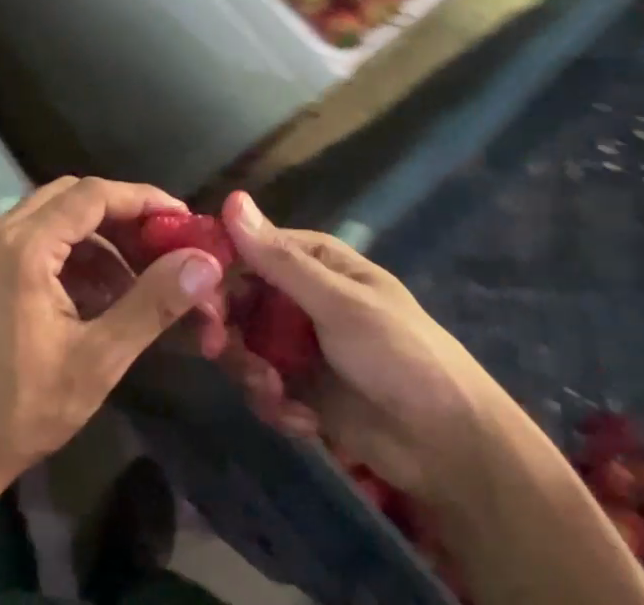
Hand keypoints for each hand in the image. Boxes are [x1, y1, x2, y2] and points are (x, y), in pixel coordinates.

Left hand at [0, 177, 225, 497]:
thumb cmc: (24, 406)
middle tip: (165, 248)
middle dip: (122, 218)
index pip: (92, 194)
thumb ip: (152, 303)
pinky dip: (69, 256)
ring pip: (51, 218)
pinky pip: (32, 241)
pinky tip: (98, 295)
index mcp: (22, 247)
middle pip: (70, 198)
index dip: (143, 199)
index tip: (184, 220)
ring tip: (137, 283)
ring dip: (96, 240)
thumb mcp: (98, 358)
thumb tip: (206, 262)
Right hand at [221, 192, 514, 503]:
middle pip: (235, 301)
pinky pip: (261, 388)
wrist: (449, 445)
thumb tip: (230, 198)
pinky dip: (274, 405)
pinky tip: (303, 420)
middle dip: (226, 328)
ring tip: (276, 395)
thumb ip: (279, 259)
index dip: (215, 269)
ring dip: (251, 372)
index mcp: (314, 264)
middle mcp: (299, 299)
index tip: (194, 293)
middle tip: (218, 348)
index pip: (246, 251)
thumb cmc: (400, 354)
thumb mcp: (338, 303)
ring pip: (242, 347)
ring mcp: (297, 347)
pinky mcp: (299, 391)